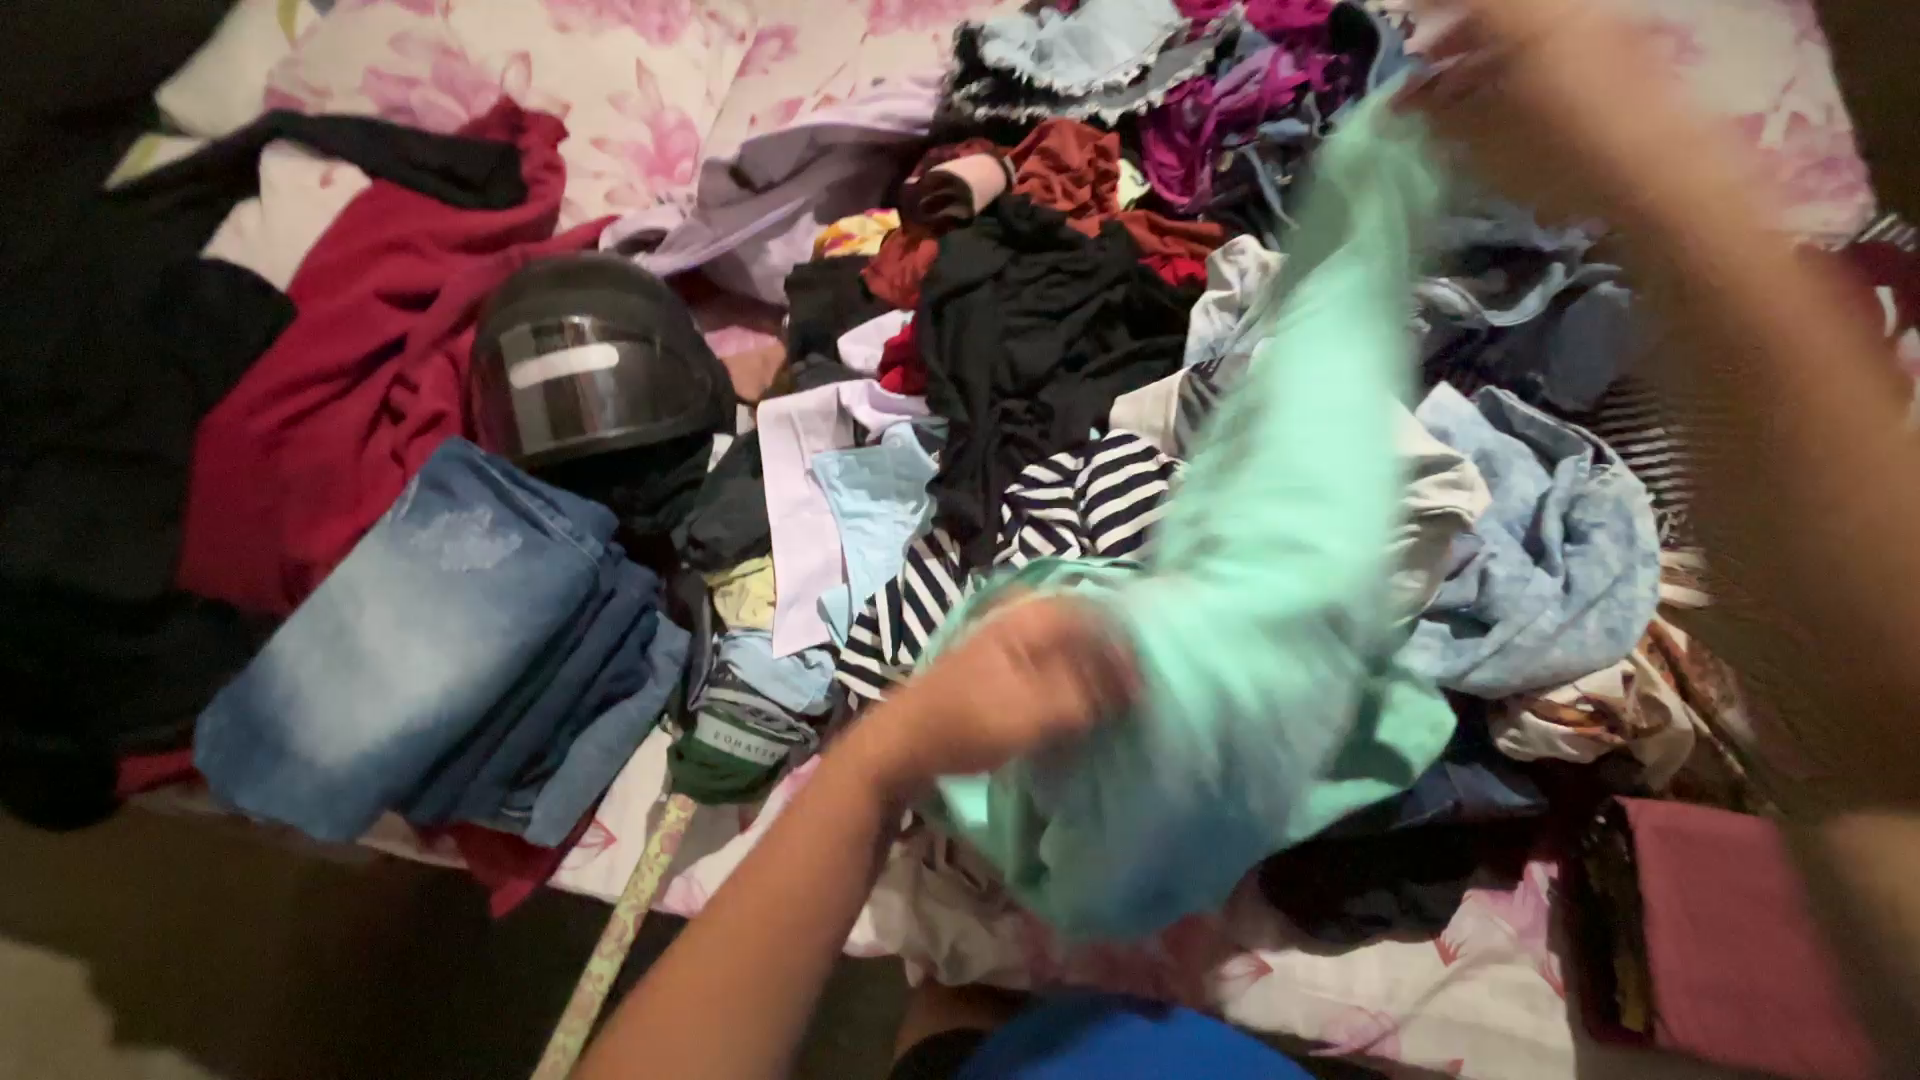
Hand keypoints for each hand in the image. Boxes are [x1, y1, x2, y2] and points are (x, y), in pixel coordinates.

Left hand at [846, 594, 1136, 799]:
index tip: (1153, 678)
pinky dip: (1074, 682)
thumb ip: (1088, 693)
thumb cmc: (967, 722)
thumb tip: (1138, 680)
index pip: (1101, 613)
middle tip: (1140, 692)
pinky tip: (1085, 707)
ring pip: (1072, 647)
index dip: (1130, 643)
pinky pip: (1055, 663)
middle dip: (1114, 657)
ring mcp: (1014, 638)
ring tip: (1119, 703)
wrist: (905, 742)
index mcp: (1032, 614)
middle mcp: (1025, 615)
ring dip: (1094, 673)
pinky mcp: (1008, 664)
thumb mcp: (1034, 712)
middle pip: (1088, 627)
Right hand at [1395, 0, 1758, 227]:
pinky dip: (1511, 61)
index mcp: (1526, 21)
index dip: (1427, 3)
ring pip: (1521, 26)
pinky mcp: (1610, 51)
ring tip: (1453, 95)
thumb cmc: (1555, 155)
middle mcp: (1562, 11)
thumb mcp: (1480, 140)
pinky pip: (1546, 42)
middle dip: (1452, 33)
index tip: (1402, 19)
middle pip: (1495, 8)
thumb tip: (1404, 100)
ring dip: (1480, 51)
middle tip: (1422, 71)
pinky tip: (1494, 102)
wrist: (1651, 172)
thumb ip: (1436, 112)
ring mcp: (1590, 27)